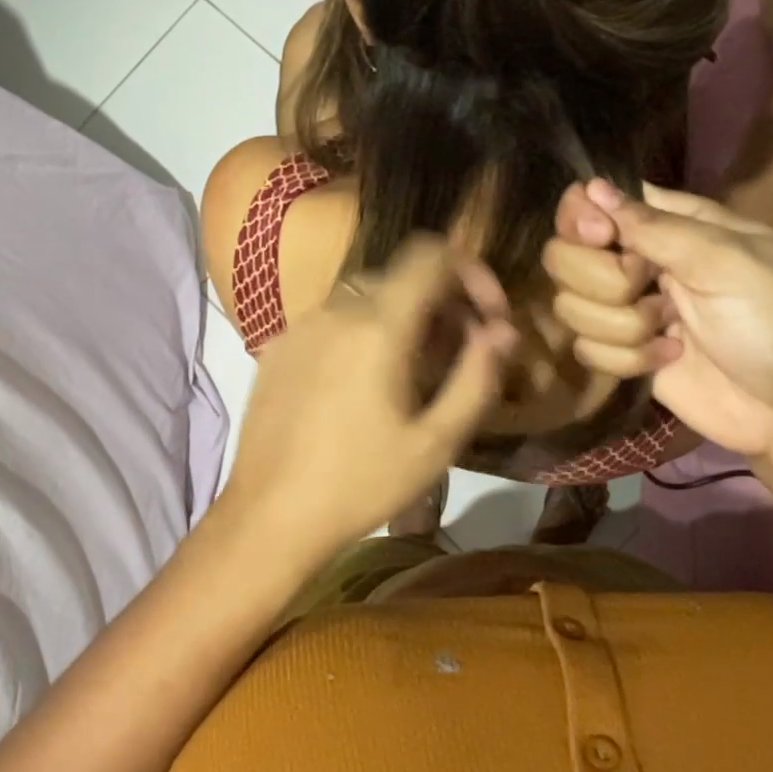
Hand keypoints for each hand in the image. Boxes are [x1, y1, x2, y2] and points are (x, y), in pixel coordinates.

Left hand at [219, 237, 516, 556]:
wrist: (269, 517)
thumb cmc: (362, 485)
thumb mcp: (436, 443)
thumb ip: (477, 377)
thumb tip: (502, 332)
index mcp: (378, 326)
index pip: (431, 255)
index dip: (470, 271)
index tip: (487, 315)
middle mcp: (334, 311)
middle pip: (400, 277)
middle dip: (440, 303)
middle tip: (458, 356)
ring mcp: (298, 328)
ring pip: (364, 299)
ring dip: (400, 319)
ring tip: (414, 375)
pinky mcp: (276, 350)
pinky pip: (331, 323)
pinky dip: (360, 334)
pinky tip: (362, 386)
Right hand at [542, 180, 772, 460]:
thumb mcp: (729, 263)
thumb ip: (657, 227)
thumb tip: (592, 186)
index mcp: (670, 224)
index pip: (595, 201)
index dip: (583, 218)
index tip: (601, 239)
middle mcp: (640, 262)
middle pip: (566, 254)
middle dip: (601, 281)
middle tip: (646, 292)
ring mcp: (627, 310)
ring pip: (571, 305)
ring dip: (621, 326)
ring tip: (670, 332)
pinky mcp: (622, 355)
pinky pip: (587, 348)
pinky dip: (627, 360)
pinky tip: (667, 359)